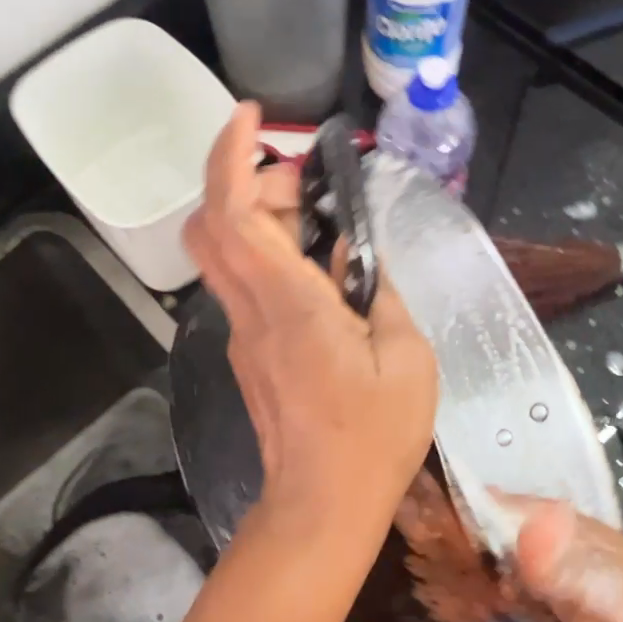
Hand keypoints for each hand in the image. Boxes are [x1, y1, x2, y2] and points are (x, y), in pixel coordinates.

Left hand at [183, 103, 437, 528]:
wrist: (320, 506)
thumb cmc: (372, 439)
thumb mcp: (408, 360)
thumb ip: (384, 298)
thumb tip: (361, 267)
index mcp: (289, 305)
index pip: (233, 211)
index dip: (230, 153)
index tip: (251, 115)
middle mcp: (251, 313)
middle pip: (214, 223)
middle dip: (252, 184)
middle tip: (314, 194)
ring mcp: (243, 337)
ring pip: (226, 255)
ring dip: (264, 224)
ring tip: (328, 238)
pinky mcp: (249, 357)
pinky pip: (246, 290)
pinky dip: (272, 263)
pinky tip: (325, 287)